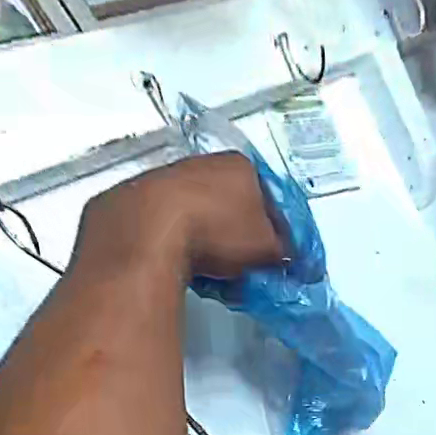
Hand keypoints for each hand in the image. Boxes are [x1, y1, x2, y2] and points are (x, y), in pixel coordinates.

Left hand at [75, 153, 283, 279]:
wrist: (150, 230)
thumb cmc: (218, 230)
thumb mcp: (267, 248)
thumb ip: (286, 253)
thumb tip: (293, 261)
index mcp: (242, 166)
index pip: (270, 201)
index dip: (277, 234)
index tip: (276, 259)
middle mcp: (206, 162)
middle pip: (235, 206)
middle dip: (242, 237)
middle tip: (247, 268)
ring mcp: (171, 177)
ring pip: (204, 215)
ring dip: (213, 242)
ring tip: (216, 272)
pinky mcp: (142, 198)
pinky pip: (175, 225)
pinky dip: (184, 244)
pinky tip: (187, 265)